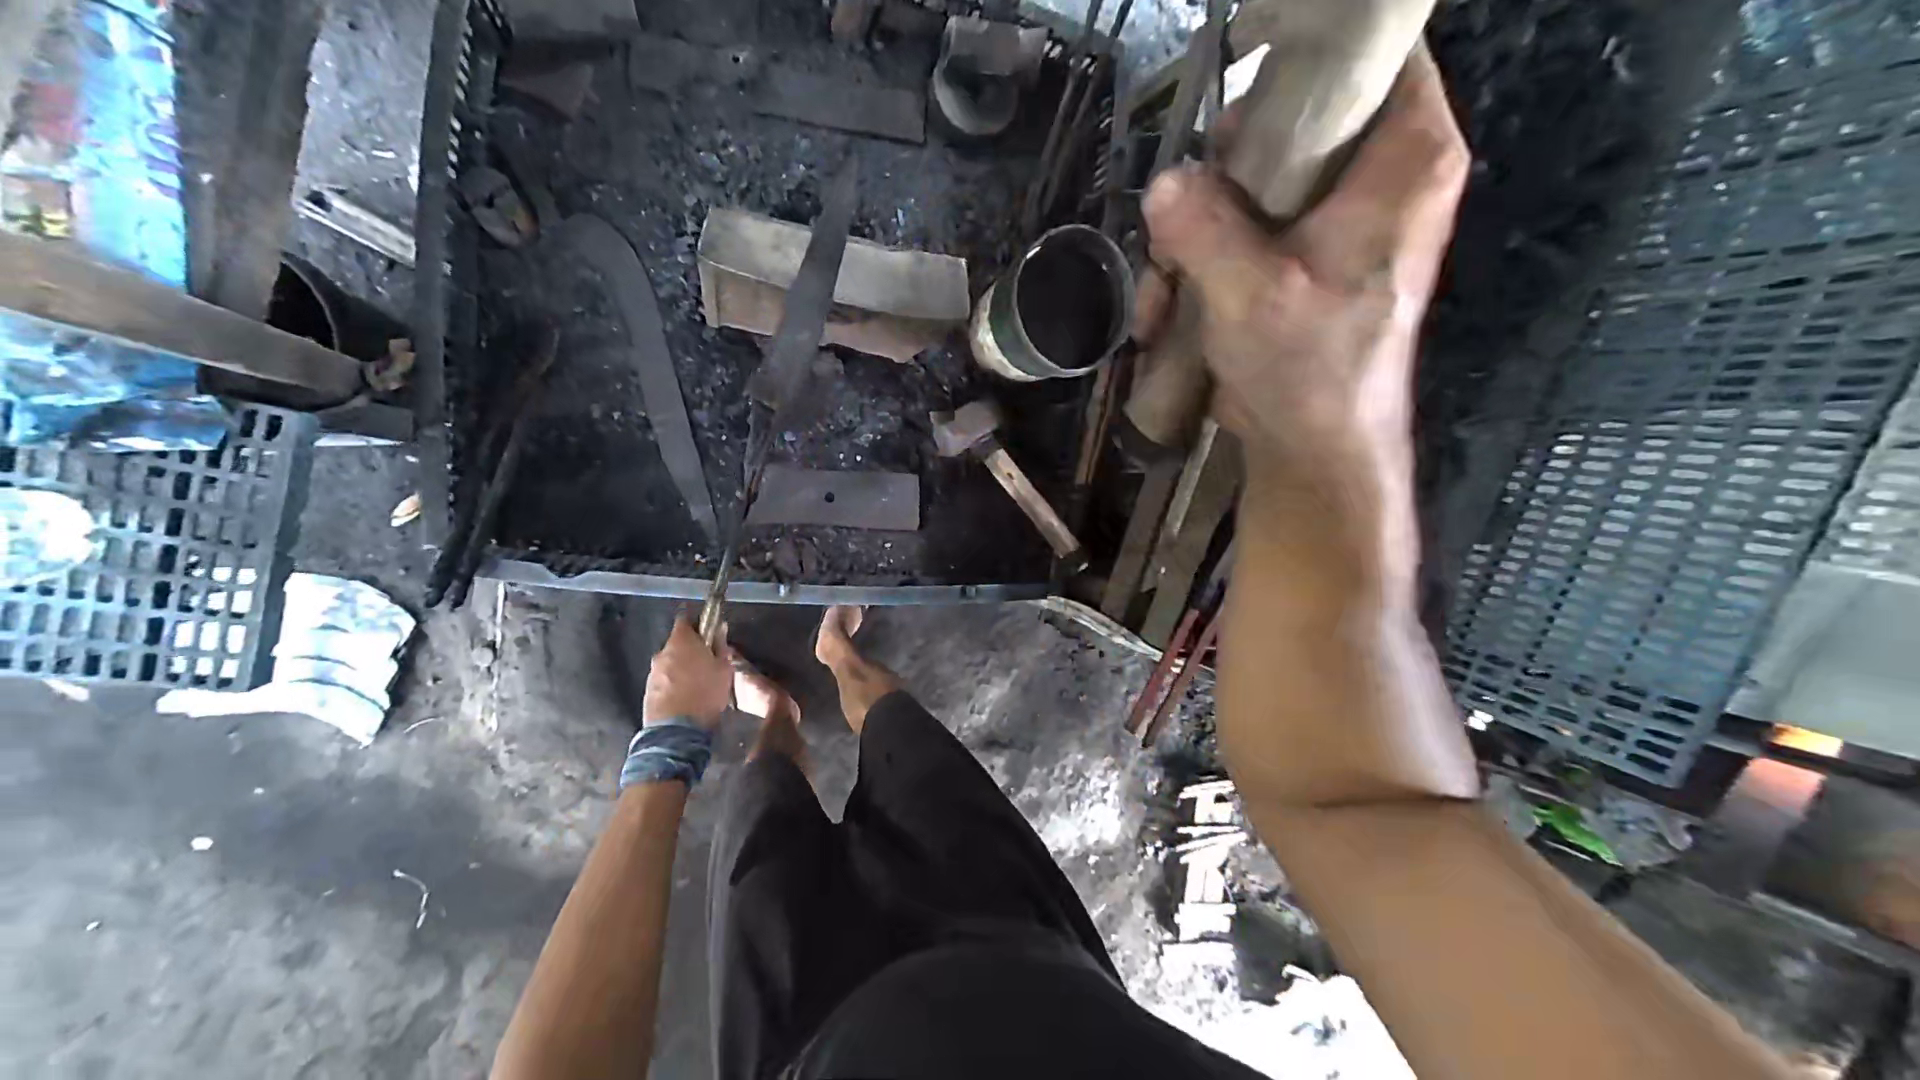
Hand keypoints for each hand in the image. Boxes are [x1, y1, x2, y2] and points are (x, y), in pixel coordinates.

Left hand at [642, 614, 732, 729]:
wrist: (677, 732)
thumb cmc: (706, 694)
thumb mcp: (724, 669)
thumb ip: (721, 646)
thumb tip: (719, 627)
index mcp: (681, 641)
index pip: (685, 620)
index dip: (698, 624)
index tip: (708, 633)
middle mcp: (662, 652)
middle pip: (677, 643)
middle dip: (691, 649)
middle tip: (707, 662)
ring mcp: (652, 672)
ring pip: (670, 663)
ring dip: (682, 667)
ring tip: (697, 684)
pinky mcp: (648, 691)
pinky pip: (664, 680)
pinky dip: (674, 683)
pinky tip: (686, 696)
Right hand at [1134, 47, 1466, 481]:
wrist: (1313, 451)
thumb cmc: (1309, 369)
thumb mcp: (1249, 292)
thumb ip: (1203, 227)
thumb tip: (1164, 185)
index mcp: (1403, 161)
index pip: (1373, 57)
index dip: (1302, 60)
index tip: (1232, 101)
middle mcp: (1376, 181)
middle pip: (1289, 126)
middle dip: (1218, 177)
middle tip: (1181, 224)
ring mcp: (1330, 226)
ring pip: (1247, 189)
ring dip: (1192, 239)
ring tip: (1166, 295)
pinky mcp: (1294, 265)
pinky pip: (1237, 236)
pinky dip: (1198, 270)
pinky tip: (1171, 315)